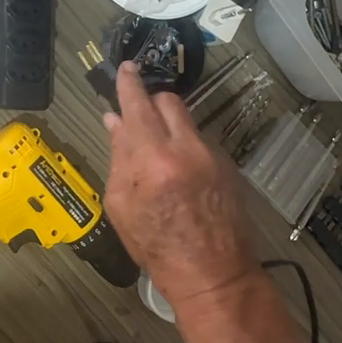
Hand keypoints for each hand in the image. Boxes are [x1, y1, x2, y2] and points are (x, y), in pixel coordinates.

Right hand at [102, 61, 259, 305]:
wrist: (213, 274)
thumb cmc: (157, 246)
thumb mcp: (122, 204)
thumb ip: (118, 157)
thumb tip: (114, 121)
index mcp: (154, 158)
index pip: (138, 105)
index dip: (128, 83)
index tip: (125, 68)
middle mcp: (187, 148)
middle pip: (168, 101)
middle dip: (151, 103)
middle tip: (139, 120)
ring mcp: (212, 155)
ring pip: (187, 120)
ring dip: (169, 127)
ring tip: (159, 157)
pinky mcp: (227, 166)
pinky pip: (200, 142)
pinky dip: (185, 147)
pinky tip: (180, 176)